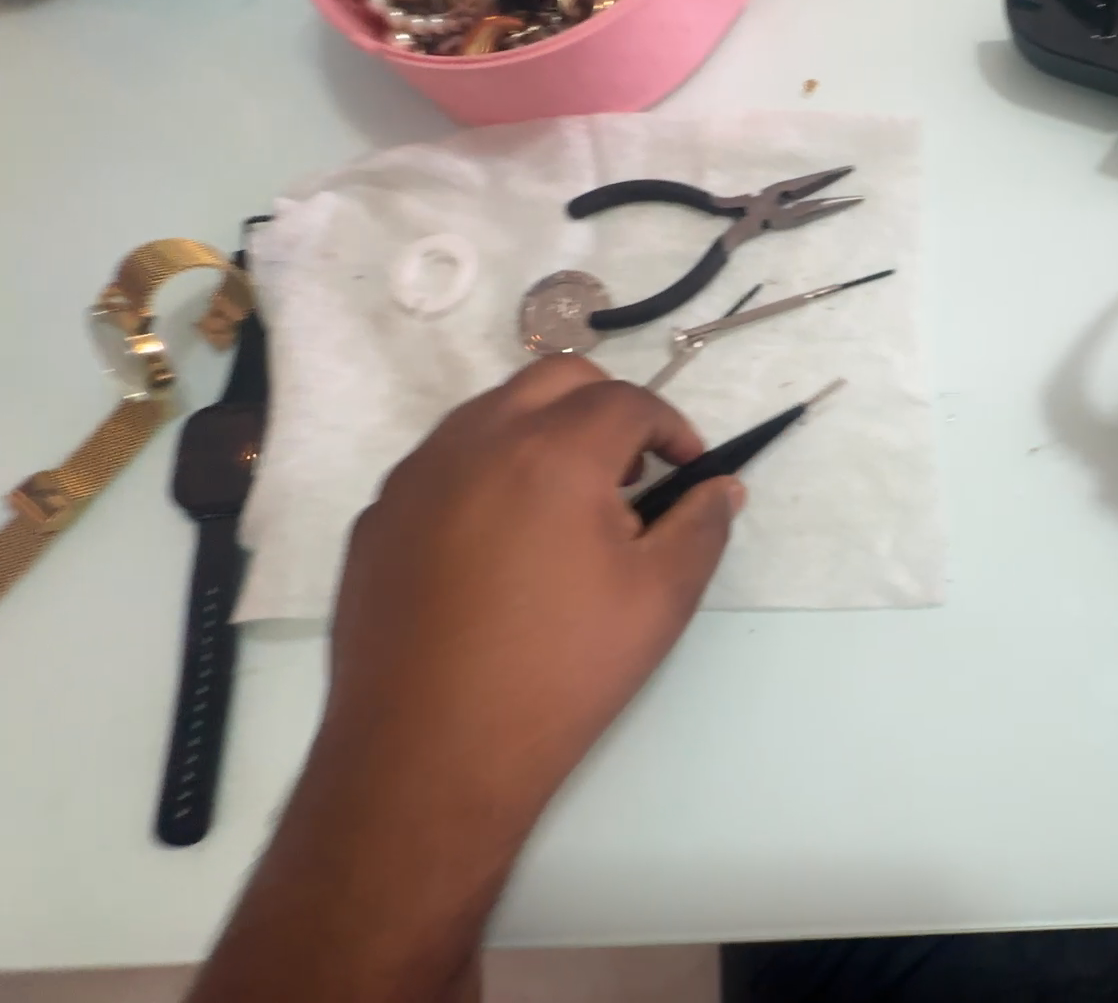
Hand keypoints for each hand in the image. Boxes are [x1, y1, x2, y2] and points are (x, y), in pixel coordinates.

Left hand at [321, 356, 742, 810]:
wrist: (431, 755)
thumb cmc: (565, 668)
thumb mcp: (664, 596)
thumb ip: (703, 524)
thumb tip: (723, 486)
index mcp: (552, 455)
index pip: (627, 400)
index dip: (673, 426)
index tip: (691, 468)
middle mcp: (474, 443)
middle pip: (556, 378)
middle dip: (611, 407)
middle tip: (636, 472)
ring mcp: (414, 478)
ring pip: (494, 410)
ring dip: (550, 431)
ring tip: (575, 504)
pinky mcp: (378, 519)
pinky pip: (448, 459)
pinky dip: (496, 468)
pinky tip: (510, 542)